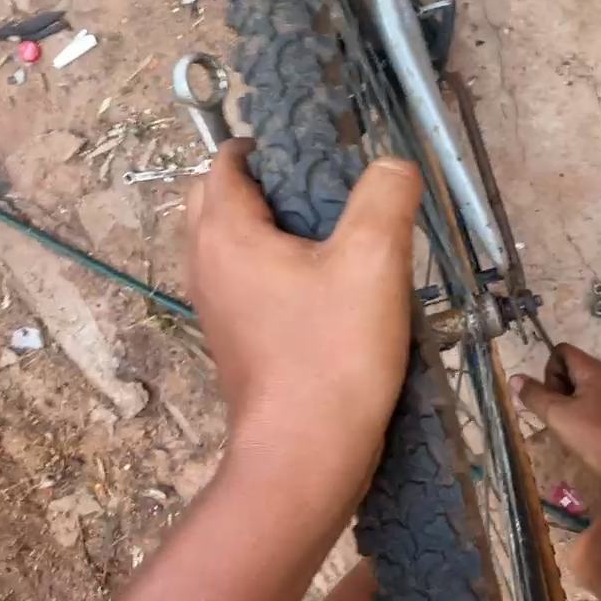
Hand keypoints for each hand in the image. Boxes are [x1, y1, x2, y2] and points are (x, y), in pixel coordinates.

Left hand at [185, 140, 422, 505]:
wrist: (306, 454)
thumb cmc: (334, 352)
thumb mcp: (373, 260)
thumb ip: (386, 195)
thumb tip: (395, 166)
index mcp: (225, 233)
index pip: (226, 161)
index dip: (267, 146)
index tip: (318, 154)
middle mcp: (206, 265)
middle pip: (219, 199)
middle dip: (264, 184)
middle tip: (325, 194)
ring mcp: (216, 308)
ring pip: (231, 244)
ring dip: (271, 229)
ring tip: (331, 239)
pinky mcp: (234, 340)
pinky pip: (245, 282)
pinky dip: (273, 268)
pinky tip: (324, 287)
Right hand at [511, 345, 600, 481]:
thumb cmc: (596, 437)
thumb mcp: (558, 416)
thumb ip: (534, 396)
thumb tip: (514, 378)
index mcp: (594, 370)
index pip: (562, 351)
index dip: (548, 371)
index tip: (549, 397)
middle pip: (573, 369)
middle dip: (557, 389)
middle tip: (556, 415)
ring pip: (585, 388)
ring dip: (569, 404)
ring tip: (568, 429)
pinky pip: (598, 404)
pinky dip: (585, 415)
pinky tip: (585, 437)